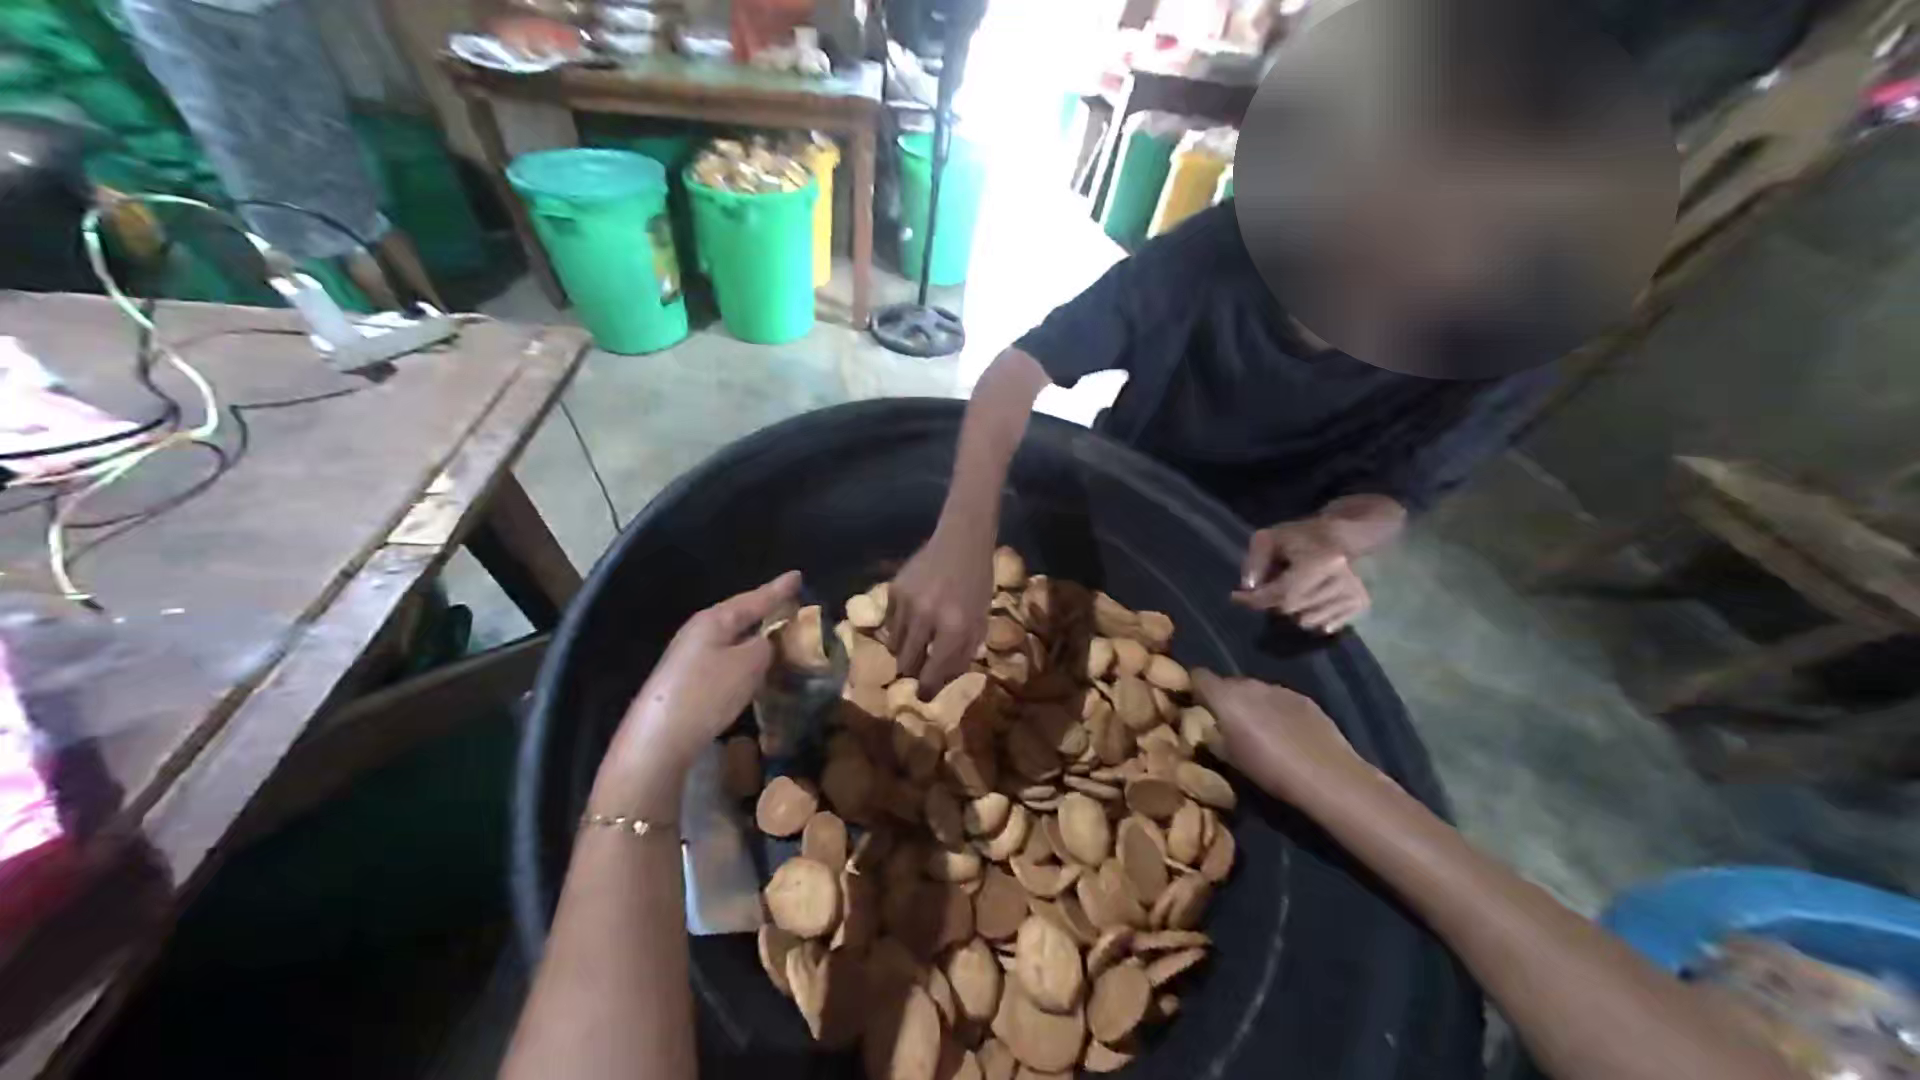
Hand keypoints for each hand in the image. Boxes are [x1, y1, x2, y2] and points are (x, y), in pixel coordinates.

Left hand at [592, 571, 801, 815]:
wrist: (659, 738)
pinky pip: (726, 657)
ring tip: (780, 633)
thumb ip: (765, 645)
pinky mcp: (689, 680)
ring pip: (732, 637)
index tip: (798, 575)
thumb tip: (766, 642)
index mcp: (714, 620)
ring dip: (756, 635)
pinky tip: (755, 666)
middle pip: (739, 615)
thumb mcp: (748, 664)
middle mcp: (699, 632)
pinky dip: (746, 657)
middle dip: (765, 609)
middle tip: (792, 602)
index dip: (778, 589)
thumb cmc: (707, 693)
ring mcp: (690, 657)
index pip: (754, 599)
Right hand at [884, 529, 992, 691]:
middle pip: (906, 662)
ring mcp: (906, 602)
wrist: (961, 542)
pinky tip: (911, 619)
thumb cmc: (977, 584)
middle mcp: (926, 617)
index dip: (927, 689)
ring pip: (894, 644)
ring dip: (904, 649)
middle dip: (911, 672)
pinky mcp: (893, 589)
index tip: (922, 697)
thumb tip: (941, 682)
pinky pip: (889, 622)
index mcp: (954, 628)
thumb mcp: (980, 621)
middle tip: (915, 673)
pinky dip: (898, 627)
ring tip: (915, 644)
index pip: (933, 671)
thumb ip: (962, 653)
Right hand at [1192, 669, 1364, 799]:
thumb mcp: (1228, 758)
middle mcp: (1250, 684)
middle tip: (1229, 726)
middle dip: (1225, 700)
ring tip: (1261, 732)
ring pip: (1255, 691)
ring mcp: (1279, 689)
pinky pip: (1279, 699)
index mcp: (1225, 696)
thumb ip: (1211, 735)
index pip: (1198, 676)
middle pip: (1228, 683)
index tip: (1195, 706)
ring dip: (1252, 705)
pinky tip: (1287, 734)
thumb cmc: (1269, 769)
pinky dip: (1276, 710)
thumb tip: (1204, 728)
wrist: (1327, 776)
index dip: (1194, 688)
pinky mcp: (1304, 698)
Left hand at [1233, 519, 1370, 632]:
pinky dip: (1310, 617)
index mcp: (1321, 562)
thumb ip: (1255, 562)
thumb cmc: (1300, 535)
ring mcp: (1354, 593)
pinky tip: (1309, 599)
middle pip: (1292, 608)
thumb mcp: (1269, 538)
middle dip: (1272, 601)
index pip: (1282, 592)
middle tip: (1267, 587)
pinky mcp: (1360, 603)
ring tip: (1294, 587)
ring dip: (1291, 610)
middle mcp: (1342, 581)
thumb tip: (1249, 588)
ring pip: (1306, 621)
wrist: (1342, 534)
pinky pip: (1325, 625)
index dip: (1255, 598)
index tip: (1236, 597)